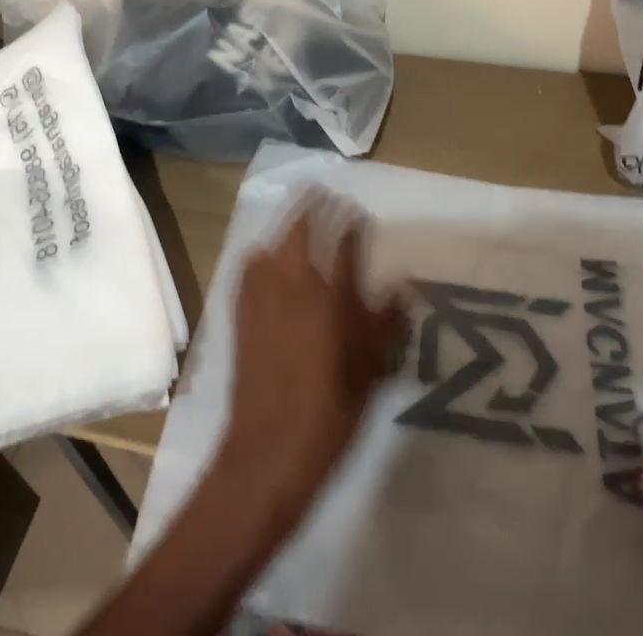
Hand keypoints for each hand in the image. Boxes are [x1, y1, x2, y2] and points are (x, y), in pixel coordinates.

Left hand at [214, 192, 406, 507]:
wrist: (268, 448)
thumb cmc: (330, 413)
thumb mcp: (372, 370)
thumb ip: (386, 321)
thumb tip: (403, 283)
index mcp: (330, 296)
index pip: (343, 242)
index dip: (352, 222)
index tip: (359, 212)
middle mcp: (292, 285)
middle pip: (300, 229)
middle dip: (313, 206)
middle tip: (325, 193)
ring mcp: (259, 297)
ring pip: (272, 243)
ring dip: (285, 225)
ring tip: (298, 215)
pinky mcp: (238, 313)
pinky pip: (248, 269)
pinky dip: (260, 254)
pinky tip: (265, 258)